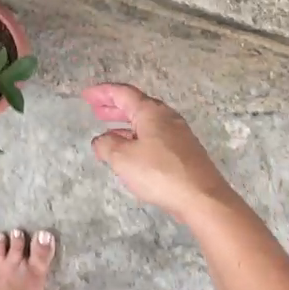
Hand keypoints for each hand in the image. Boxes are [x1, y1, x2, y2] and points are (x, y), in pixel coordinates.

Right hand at [82, 83, 237, 220]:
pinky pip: (154, 136)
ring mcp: (178, 134)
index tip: (87, 95)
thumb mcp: (123, 158)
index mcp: (151, 112)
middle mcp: (166, 117)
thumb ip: (106, 145)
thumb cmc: (159, 173)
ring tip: (108, 132)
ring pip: (145, 122)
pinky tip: (131, 151)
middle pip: (136, 105)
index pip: (123, 94)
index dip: (102, 93)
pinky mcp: (183, 151)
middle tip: (95, 109)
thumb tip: (101, 140)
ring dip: (125, 124)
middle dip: (113, 107)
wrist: (201, 197)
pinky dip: (137, 137)